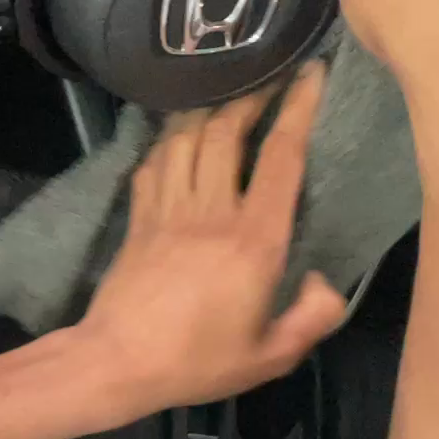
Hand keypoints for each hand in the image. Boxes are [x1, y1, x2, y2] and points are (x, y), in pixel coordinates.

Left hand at [72, 64, 347, 413]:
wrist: (117, 361)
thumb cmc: (196, 363)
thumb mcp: (272, 357)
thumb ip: (313, 317)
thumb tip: (321, 279)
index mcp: (254, 241)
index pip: (280, 157)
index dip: (299, 109)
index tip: (310, 75)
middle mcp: (209, 213)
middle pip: (225, 132)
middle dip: (249, 96)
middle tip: (267, 80)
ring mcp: (166, 212)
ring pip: (184, 139)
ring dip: (205, 111)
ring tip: (224, 100)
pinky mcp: (136, 220)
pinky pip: (152, 165)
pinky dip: (166, 142)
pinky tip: (176, 138)